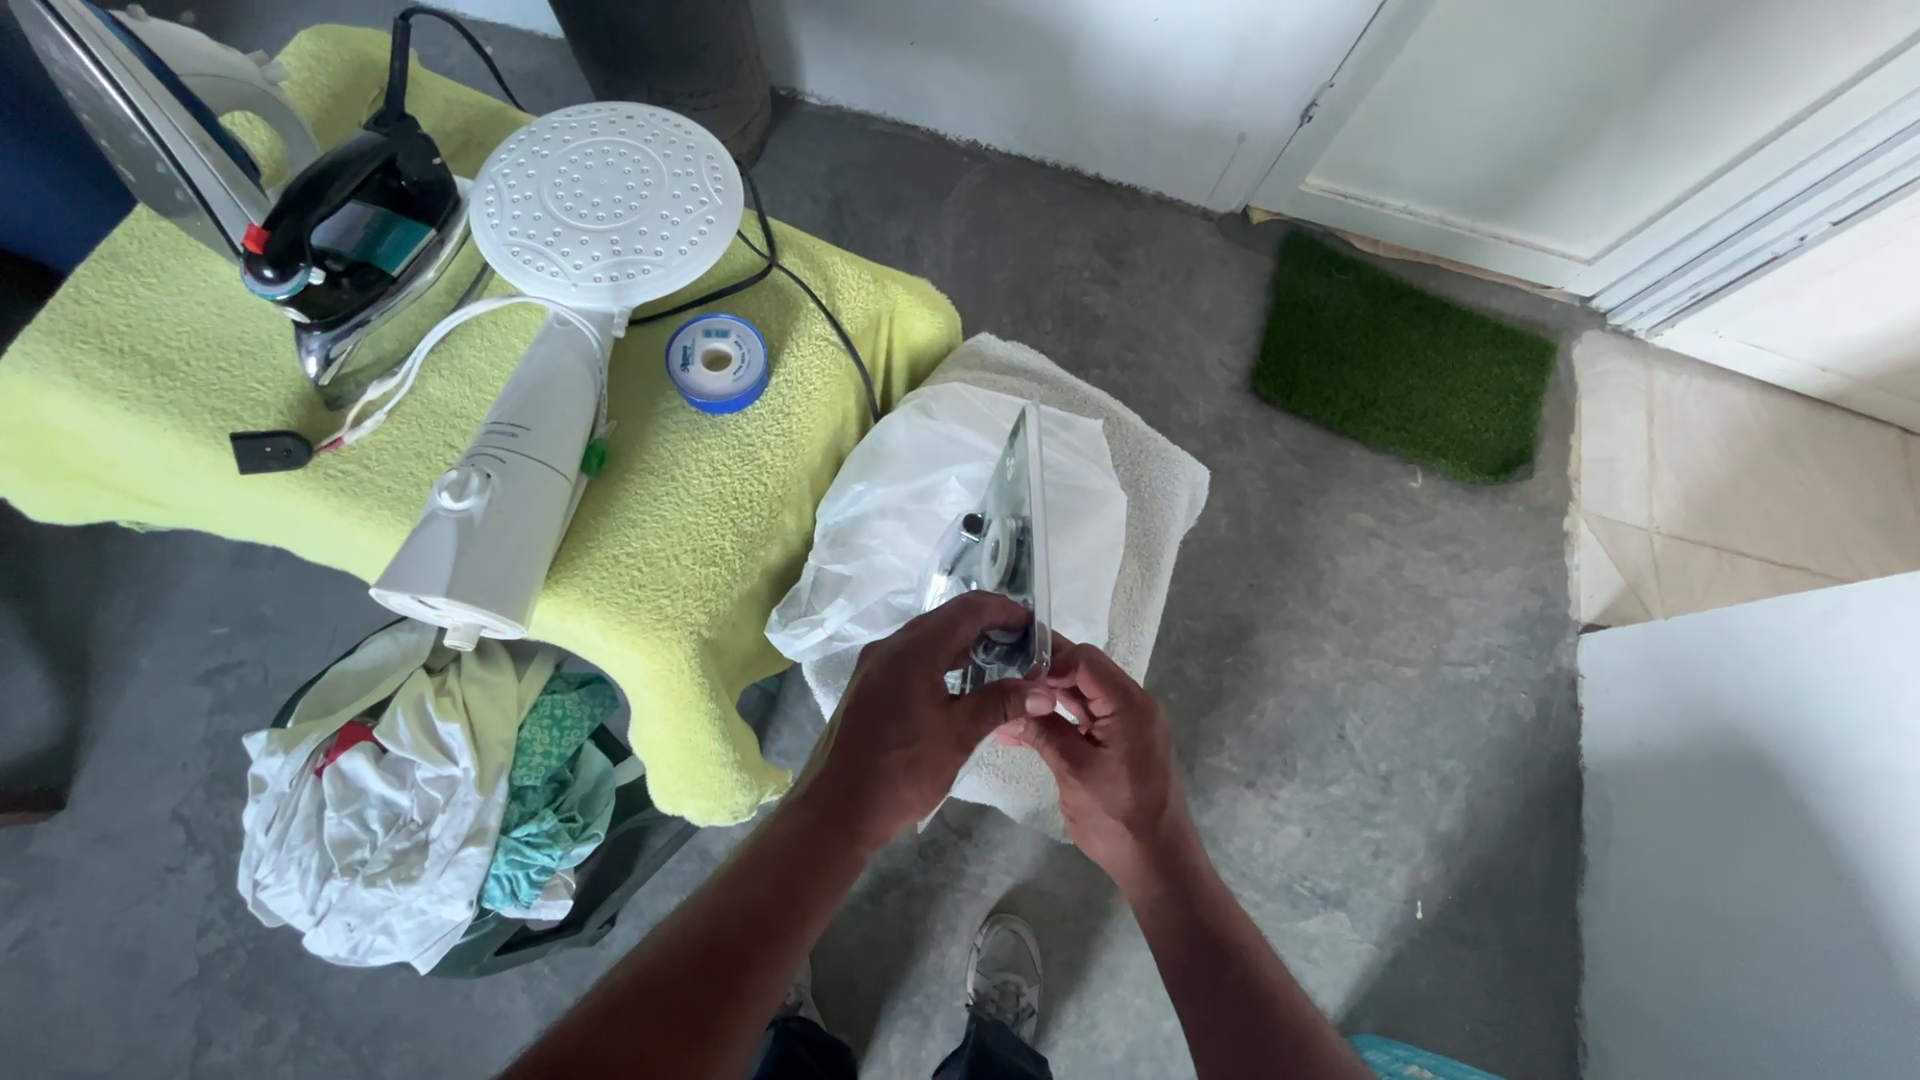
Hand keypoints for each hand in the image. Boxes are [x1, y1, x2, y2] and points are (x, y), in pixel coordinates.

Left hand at [791, 592, 1058, 849]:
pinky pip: (912, 656)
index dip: (1005, 610)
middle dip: (987, 624)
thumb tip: (1042, 692)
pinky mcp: (869, 684)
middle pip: (946, 617)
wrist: (836, 810)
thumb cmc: (902, 772)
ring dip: (964, 643)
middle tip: (1024, 645)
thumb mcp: (958, 735)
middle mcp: (890, 646)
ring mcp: (874, 664)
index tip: (1034, 626)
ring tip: (1001, 662)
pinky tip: (963, 681)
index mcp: (913, 650)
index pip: (968, 609)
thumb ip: (1000, 703)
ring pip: (928, 637)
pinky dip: (942, 659)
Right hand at [998, 637, 1199, 889]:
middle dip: (1043, 677)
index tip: (1014, 678)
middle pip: (1084, 672)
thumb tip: (1006, 705)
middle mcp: (1135, 704)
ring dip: (1048, 699)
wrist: (1159, 863)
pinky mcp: (1123, 742)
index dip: (1048, 661)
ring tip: (1005, 706)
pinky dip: (1060, 720)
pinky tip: (1024, 728)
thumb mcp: (1074, 771)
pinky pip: (1089, 717)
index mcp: (1130, 704)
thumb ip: (1041, 730)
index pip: (1085, 659)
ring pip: (1084, 695)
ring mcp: (1130, 723)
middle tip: (1001, 684)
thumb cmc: (1118, 817)